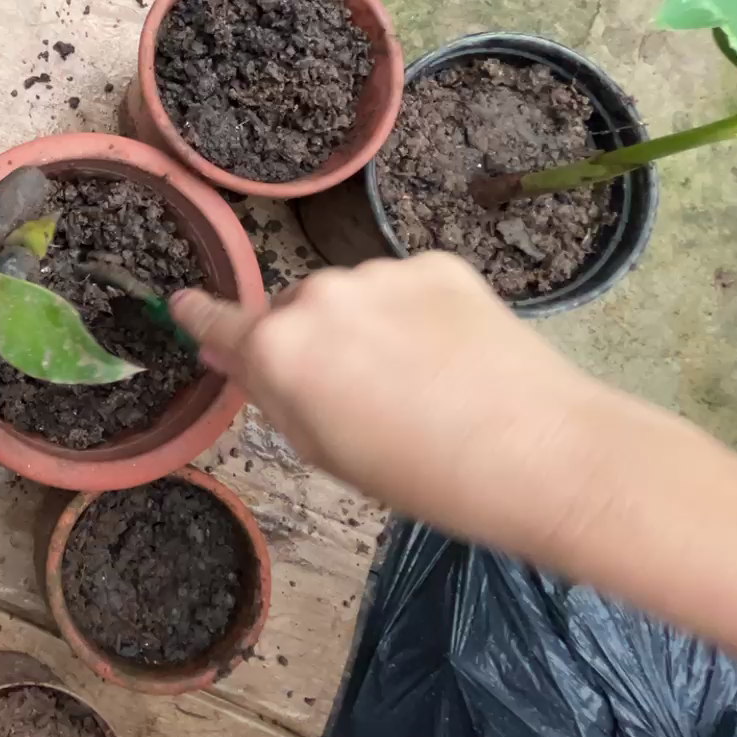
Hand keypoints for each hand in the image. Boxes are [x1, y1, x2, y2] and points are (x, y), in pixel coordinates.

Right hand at [177, 253, 736, 726]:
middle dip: (307, 340)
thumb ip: (266, 393)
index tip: (182, 304)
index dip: (195, 314)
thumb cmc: (420, 475)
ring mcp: (376, 271)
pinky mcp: (434, 261)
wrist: (554, 460)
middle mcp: (313, 294)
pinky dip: (413, 311)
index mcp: (276, 346)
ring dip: (363, 324)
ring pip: (348, 297)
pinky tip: (453, 349)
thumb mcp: (321, 447)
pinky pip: (401, 284)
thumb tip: (227, 355)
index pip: (212, 318)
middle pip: (291, 312)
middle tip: (357, 389)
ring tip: (420, 374)